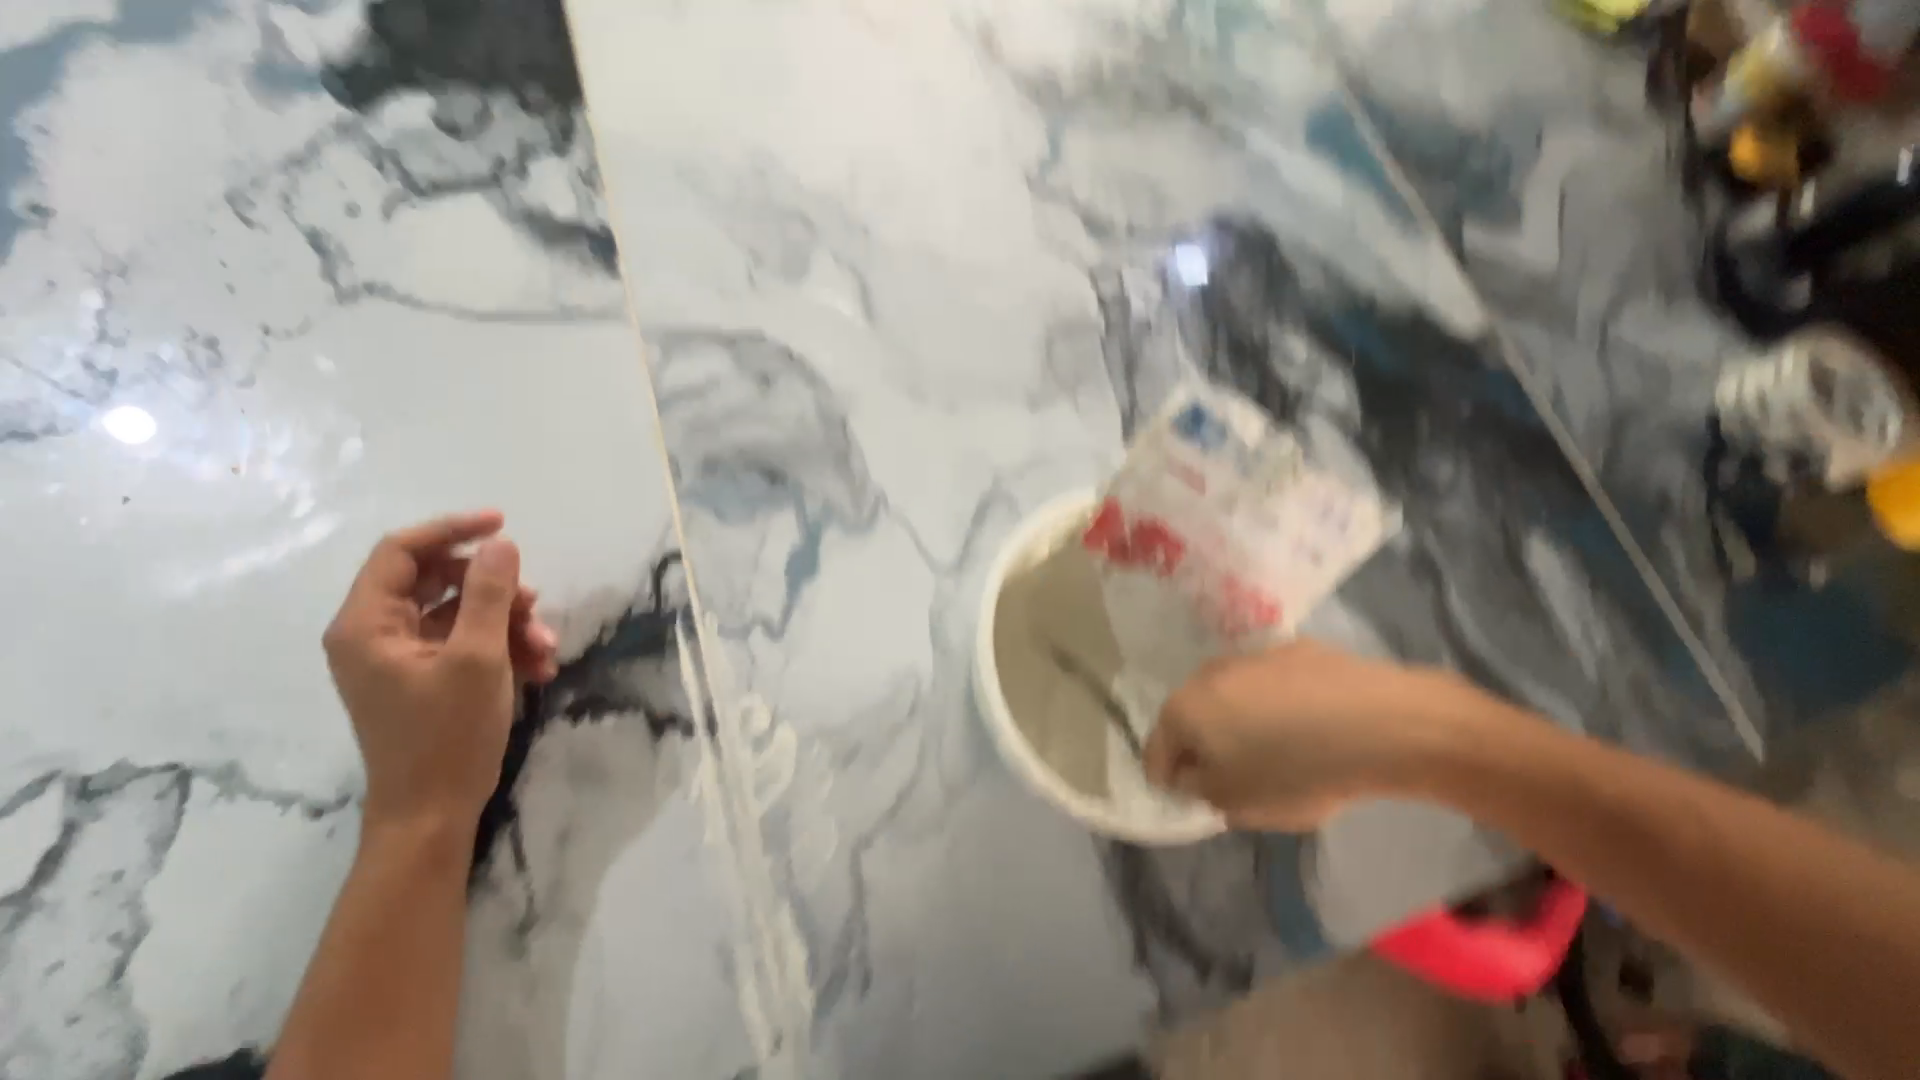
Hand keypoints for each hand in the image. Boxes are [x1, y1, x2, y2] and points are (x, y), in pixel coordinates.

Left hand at [323, 511, 559, 833]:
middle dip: (495, 590)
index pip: (402, 552)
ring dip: (508, 622)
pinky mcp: (424, 678)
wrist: (432, 814)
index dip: (452, 530)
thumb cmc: (446, 735)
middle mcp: (375, 634)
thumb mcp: (477, 658)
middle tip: (535, 603)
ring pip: (459, 613)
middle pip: (437, 581)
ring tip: (546, 648)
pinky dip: (502, 647)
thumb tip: (501, 544)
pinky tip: (539, 667)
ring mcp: (400, 658)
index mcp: (366, 624)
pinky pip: (465, 643)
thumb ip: (489, 594)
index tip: (503, 525)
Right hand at [1142, 641, 1497, 830]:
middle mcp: (1208, 673)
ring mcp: (1253, 656)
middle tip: (1232, 777)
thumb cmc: (1298, 770)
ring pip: (1233, 697)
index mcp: (1184, 710)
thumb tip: (1193, 775)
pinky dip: (1279, 706)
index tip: (1192, 800)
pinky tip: (1312, 728)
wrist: (1383, 723)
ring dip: (1241, 722)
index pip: (1156, 752)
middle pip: (1192, 718)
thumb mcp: (1237, 804)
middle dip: (1204, 746)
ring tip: (1278, 751)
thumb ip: (1200, 791)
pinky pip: (1274, 686)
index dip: (1168, 782)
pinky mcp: (1298, 649)